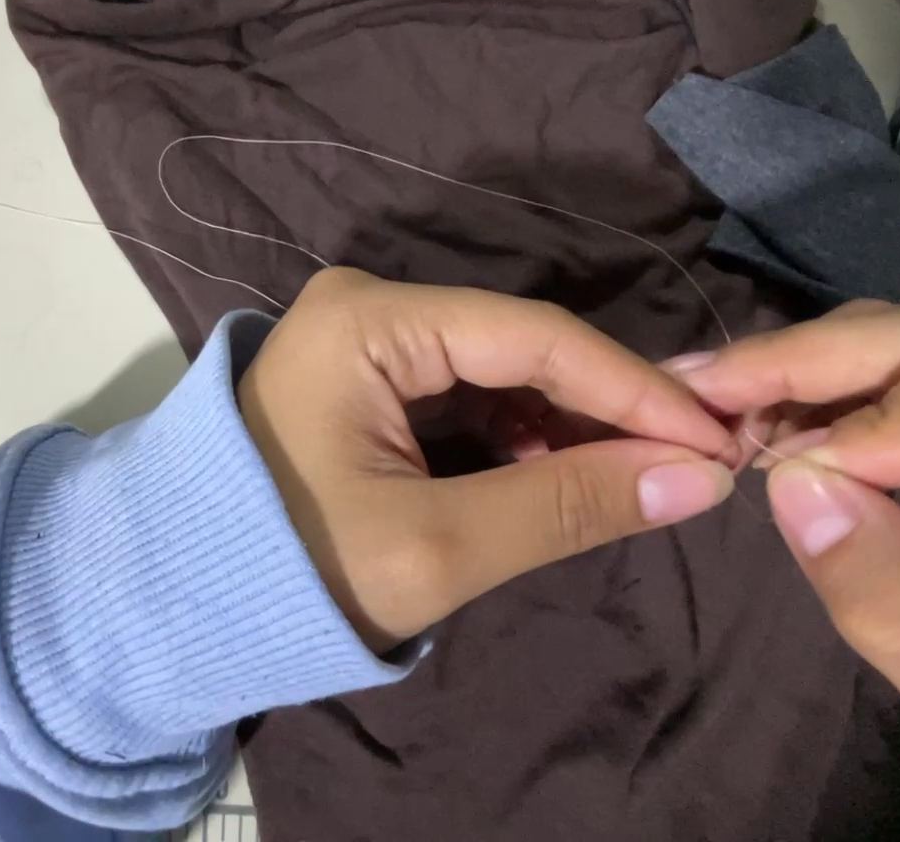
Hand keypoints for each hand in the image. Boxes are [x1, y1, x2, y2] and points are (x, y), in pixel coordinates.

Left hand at [237, 267, 738, 649]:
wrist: (185, 594)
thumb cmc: (293, 569)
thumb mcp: (435, 546)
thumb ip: (563, 505)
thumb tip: (697, 478)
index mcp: (365, 321)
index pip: (528, 336)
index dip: (629, 387)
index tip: (714, 440)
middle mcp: (365, 305)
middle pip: (515, 345)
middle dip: (600, 405)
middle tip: (686, 465)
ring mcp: (363, 335)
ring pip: (496, 366)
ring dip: (563, 420)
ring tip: (627, 477)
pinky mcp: (367, 372)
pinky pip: (463, 388)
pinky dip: (516, 429)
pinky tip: (553, 469)